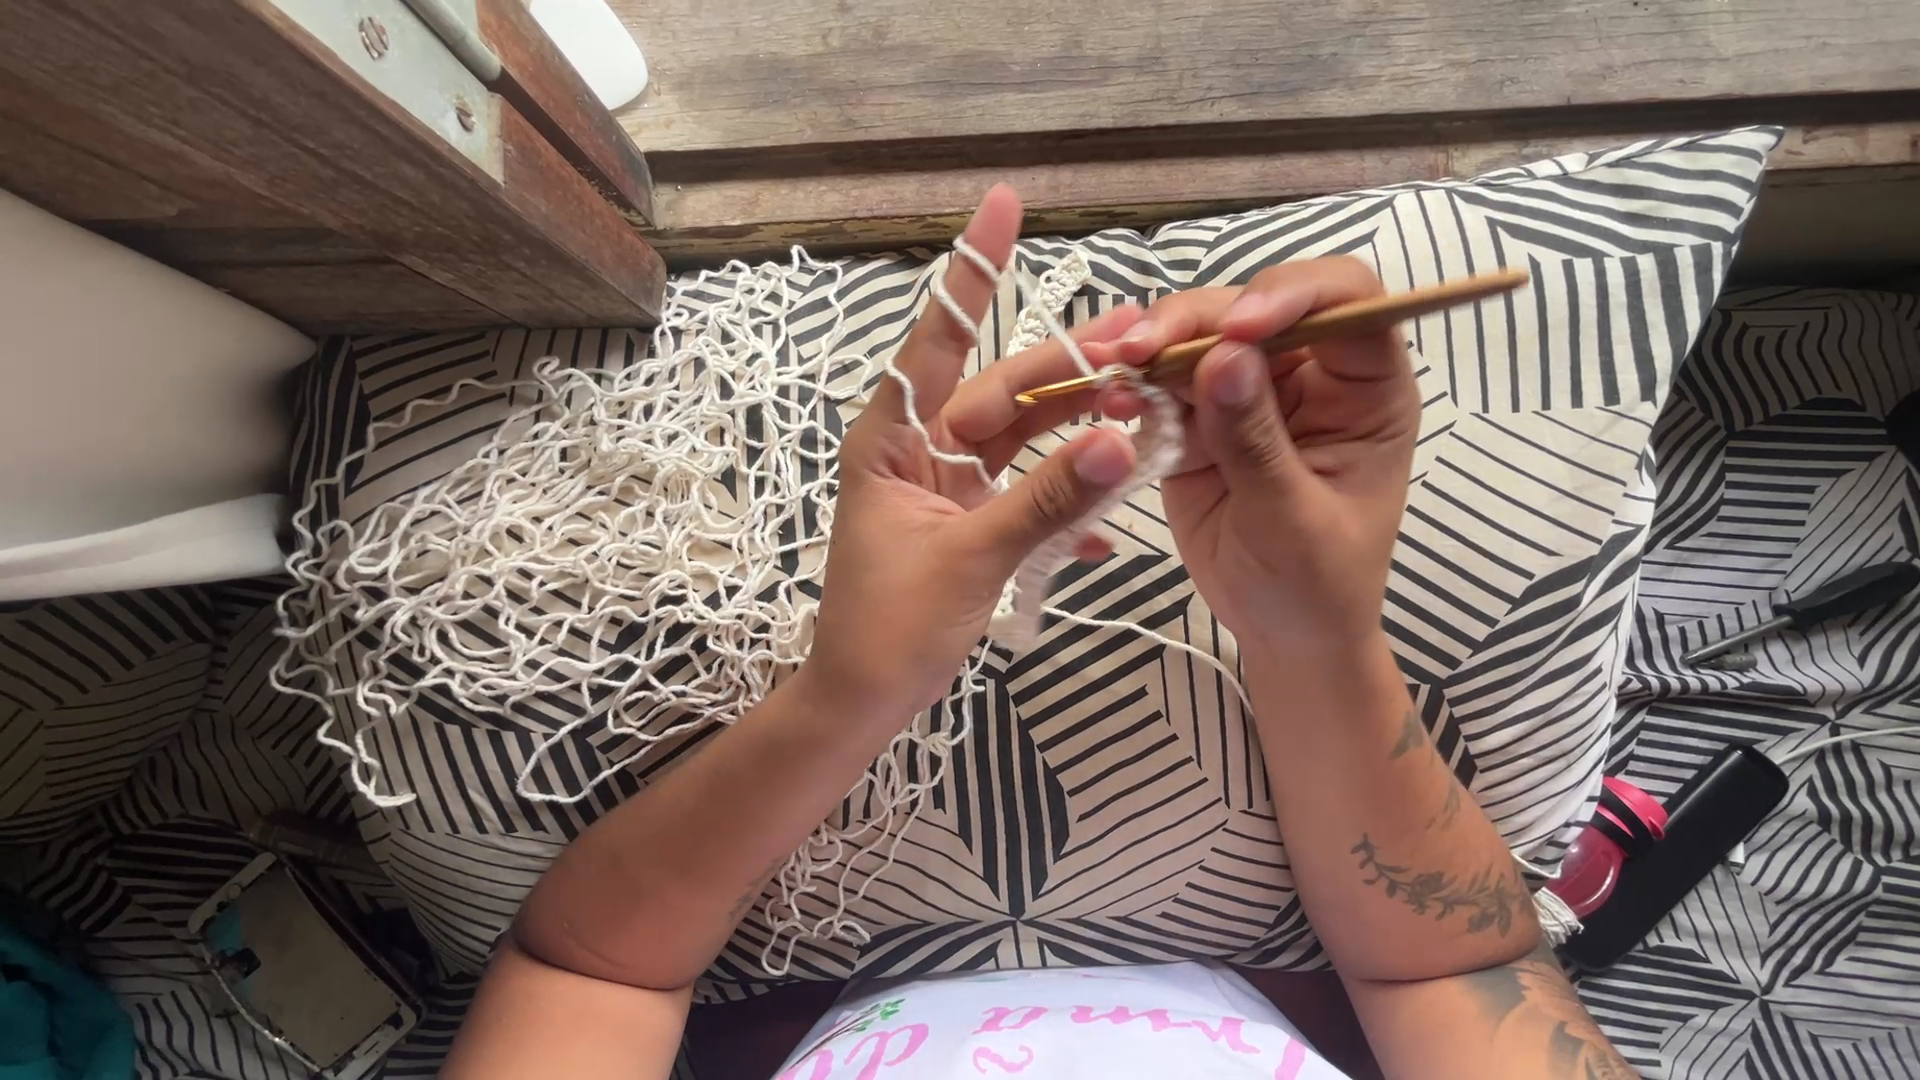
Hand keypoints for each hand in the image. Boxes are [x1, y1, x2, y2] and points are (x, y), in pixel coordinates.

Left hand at [806, 184, 1143, 718]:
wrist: (868, 695)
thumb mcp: (973, 558)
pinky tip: (1104, 528)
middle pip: (1003, 390)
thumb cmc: (892, 628)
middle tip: (1141, 343)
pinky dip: (1064, 500)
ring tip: (1143, 411)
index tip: (1002, 204)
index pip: (937, 338)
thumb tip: (1120, 441)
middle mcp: (922, 448)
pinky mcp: (972, 519)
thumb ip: (1047, 501)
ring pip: (1024, 438)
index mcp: (896, 439)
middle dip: (1068, 368)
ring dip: (1079, 430)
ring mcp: (949, 485)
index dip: (973, 272)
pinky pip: (1027, 490)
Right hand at [1093, 258, 1419, 656]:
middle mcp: (1306, 376)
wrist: (1278, 629)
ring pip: (1196, 340)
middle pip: (1250, 309)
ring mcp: (1247, 394)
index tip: (1236, 331)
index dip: (1291, 296)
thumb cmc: (1313, 582)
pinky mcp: (1198, 420)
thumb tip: (1223, 356)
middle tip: (1137, 351)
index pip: (1344, 304)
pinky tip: (1110, 401)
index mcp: (1362, 390)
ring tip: (1113, 380)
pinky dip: (1133, 389)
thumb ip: (1255, 440)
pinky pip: (1162, 387)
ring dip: (1151, 352)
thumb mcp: (1291, 518)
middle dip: (1193, 322)